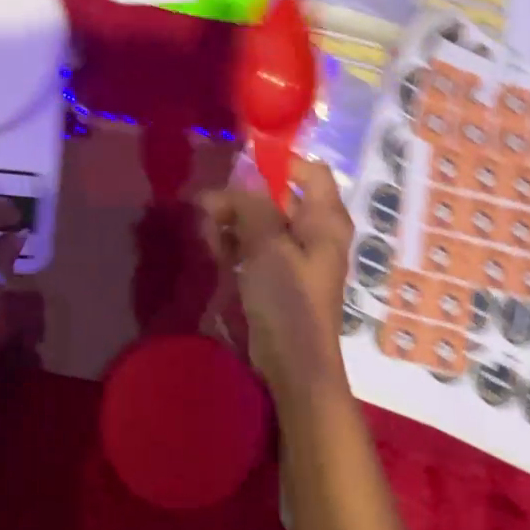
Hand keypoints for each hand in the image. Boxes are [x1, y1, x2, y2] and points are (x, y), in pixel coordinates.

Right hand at [200, 157, 354, 404]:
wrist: (294, 366)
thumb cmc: (288, 301)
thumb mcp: (268, 247)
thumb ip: (252, 206)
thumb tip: (238, 178)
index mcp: (325, 220)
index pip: (309, 171)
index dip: (277, 162)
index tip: (236, 165)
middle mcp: (315, 232)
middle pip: (278, 196)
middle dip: (241, 197)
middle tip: (207, 206)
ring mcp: (296, 256)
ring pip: (261, 222)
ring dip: (233, 222)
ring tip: (205, 231)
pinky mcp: (278, 277)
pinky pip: (255, 247)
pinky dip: (235, 244)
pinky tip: (212, 250)